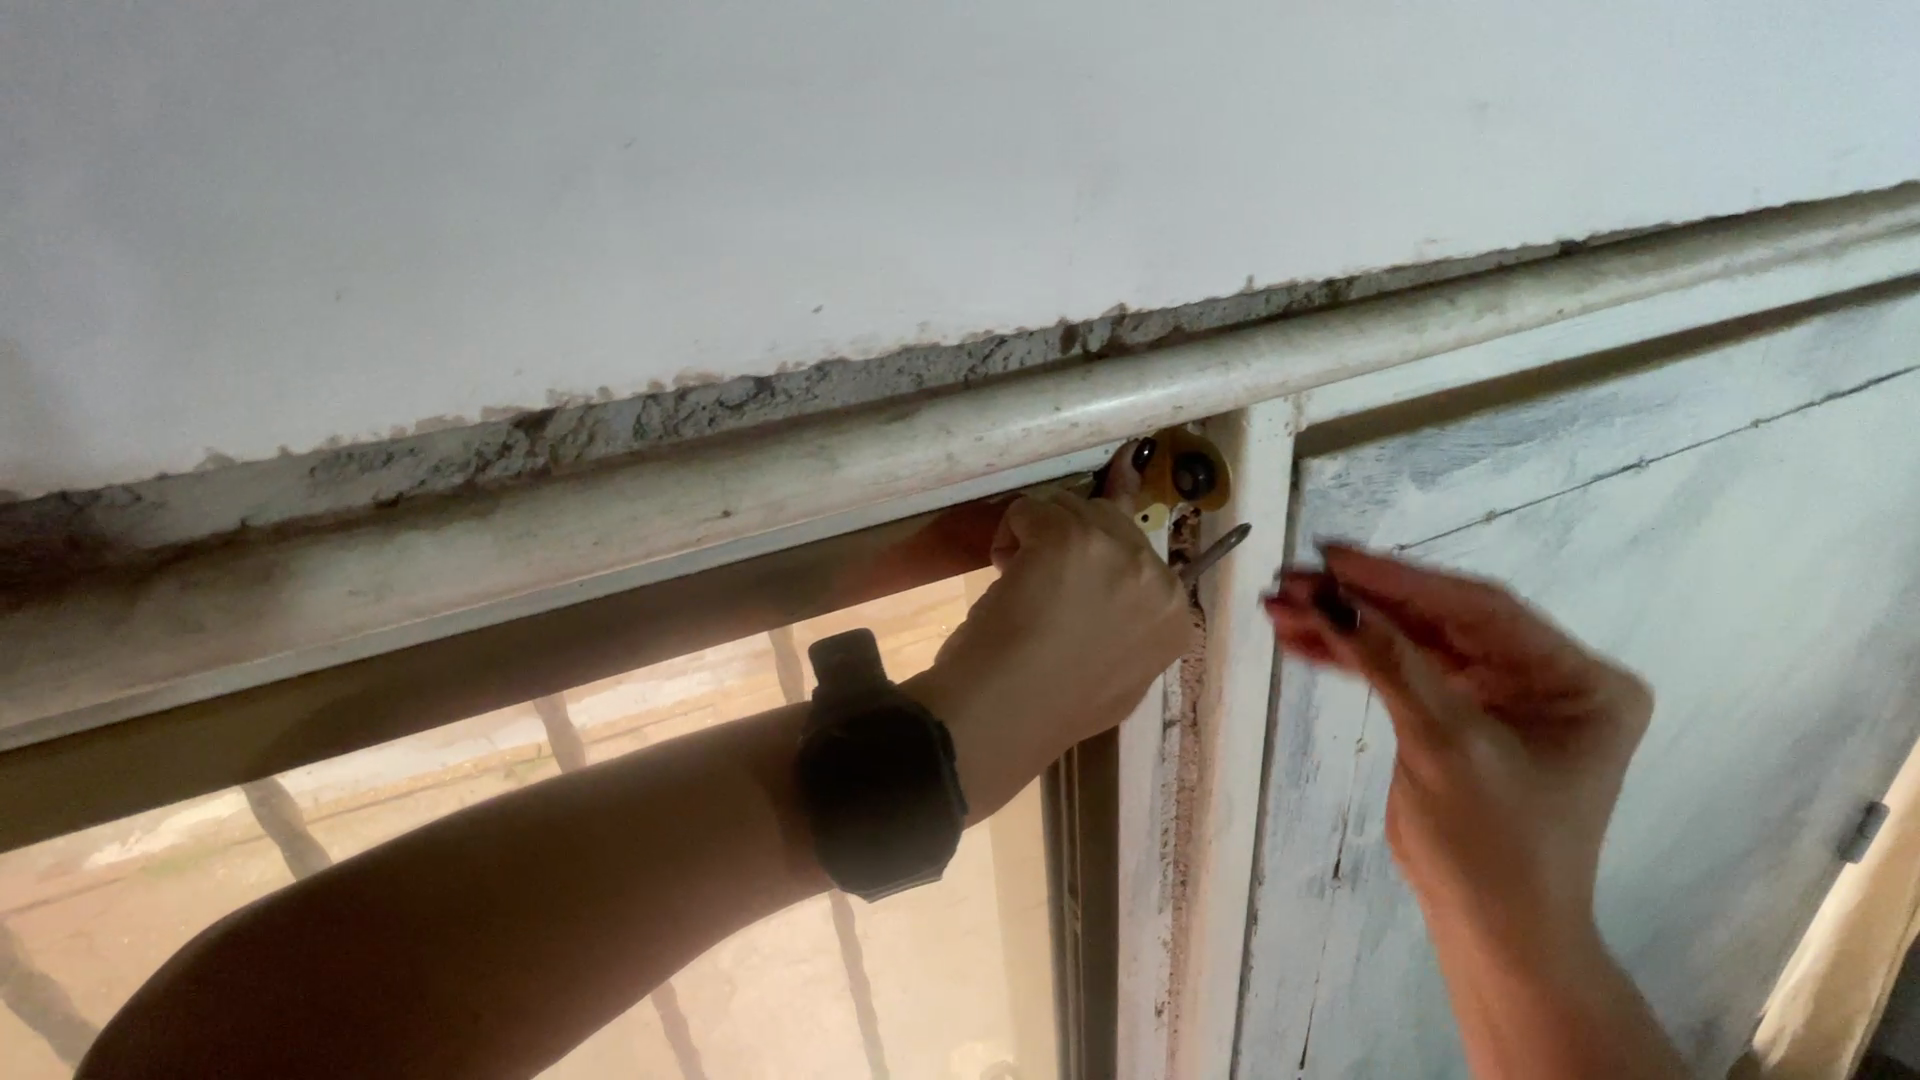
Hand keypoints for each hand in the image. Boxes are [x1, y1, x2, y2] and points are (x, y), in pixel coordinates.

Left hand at [907, 485, 1192, 822]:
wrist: (1009, 713)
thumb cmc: (1053, 706)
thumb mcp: (1118, 672)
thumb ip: (1124, 626)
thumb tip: (1110, 596)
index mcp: (1173, 615)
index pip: (1137, 555)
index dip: (1095, 564)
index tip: (1068, 591)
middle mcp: (1156, 578)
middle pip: (1108, 521)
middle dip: (1070, 544)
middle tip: (1038, 586)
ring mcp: (1117, 552)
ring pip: (1070, 508)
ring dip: (1038, 536)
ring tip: (1019, 583)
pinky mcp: (1070, 537)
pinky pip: (1031, 508)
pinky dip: (1011, 531)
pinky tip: (1002, 572)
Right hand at [1265, 544, 1653, 947]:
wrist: (1491, 929)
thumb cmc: (1491, 847)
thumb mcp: (1443, 746)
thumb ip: (1389, 663)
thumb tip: (1329, 598)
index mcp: (1578, 679)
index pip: (1479, 608)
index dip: (1398, 579)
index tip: (1331, 556)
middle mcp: (1543, 675)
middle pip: (1437, 619)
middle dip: (1359, 602)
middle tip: (1291, 581)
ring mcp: (1498, 693)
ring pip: (1410, 641)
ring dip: (1344, 626)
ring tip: (1280, 607)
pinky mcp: (1455, 711)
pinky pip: (1399, 671)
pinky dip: (1349, 657)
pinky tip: (1299, 640)